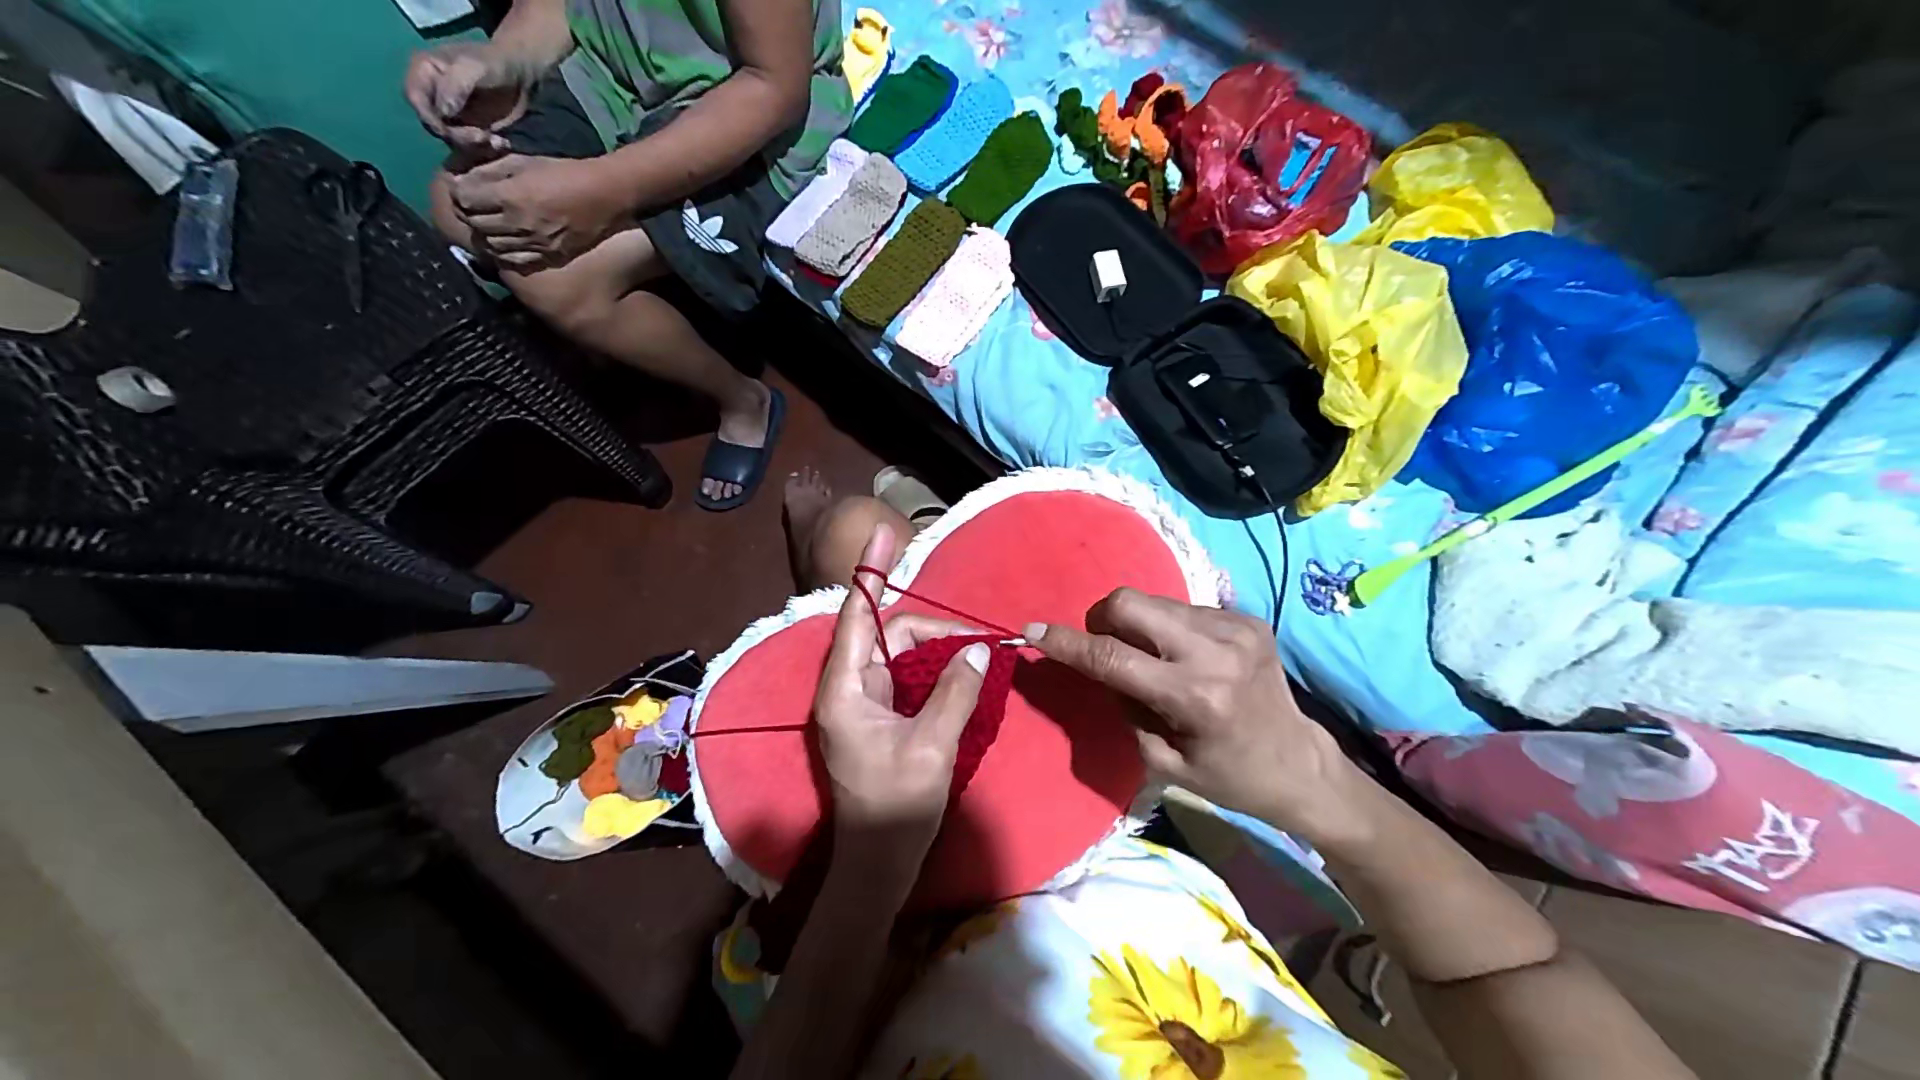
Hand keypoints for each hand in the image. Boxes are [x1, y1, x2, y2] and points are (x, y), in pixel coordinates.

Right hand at [403, 44, 525, 157]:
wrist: (518, 76)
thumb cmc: (493, 64)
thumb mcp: (474, 68)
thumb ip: (455, 87)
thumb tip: (443, 113)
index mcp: (424, 72)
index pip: (414, 98)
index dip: (427, 117)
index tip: (447, 132)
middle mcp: (433, 95)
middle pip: (433, 124)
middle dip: (457, 136)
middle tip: (484, 137)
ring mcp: (451, 114)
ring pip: (452, 139)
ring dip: (474, 145)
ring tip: (497, 140)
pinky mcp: (469, 128)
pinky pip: (472, 146)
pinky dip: (486, 148)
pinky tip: (502, 142)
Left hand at [449, 155, 629, 268]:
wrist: (605, 196)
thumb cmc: (565, 172)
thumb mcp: (525, 161)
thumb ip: (493, 170)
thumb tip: (467, 177)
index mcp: (511, 196)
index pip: (465, 198)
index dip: (459, 191)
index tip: (463, 186)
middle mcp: (519, 224)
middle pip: (476, 223)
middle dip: (469, 213)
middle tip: (475, 205)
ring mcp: (536, 243)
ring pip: (492, 244)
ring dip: (486, 234)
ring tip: (490, 224)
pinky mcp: (550, 255)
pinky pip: (516, 260)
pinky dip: (505, 252)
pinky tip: (507, 242)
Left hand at [814, 524, 988, 873]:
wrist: (878, 863)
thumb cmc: (896, 808)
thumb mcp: (932, 747)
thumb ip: (955, 692)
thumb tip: (979, 650)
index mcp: (846, 689)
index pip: (857, 614)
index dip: (871, 569)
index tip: (884, 528)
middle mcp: (849, 686)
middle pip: (890, 634)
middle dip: (934, 631)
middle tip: (982, 645)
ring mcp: (863, 701)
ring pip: (902, 655)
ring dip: (939, 651)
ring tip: (979, 658)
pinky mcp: (879, 715)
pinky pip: (908, 677)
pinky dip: (935, 671)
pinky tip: (963, 674)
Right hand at [1028, 589, 1374, 847]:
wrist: (1301, 764)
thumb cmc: (1229, 777)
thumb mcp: (1164, 759)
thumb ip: (1125, 708)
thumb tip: (1102, 666)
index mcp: (1194, 696)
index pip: (1112, 657)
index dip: (1067, 643)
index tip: (1033, 630)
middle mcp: (1215, 651)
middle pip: (1130, 603)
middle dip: (1102, 619)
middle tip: (1106, 646)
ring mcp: (1236, 627)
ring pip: (1154, 601)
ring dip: (1137, 625)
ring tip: (1154, 659)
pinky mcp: (1247, 618)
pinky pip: (1182, 607)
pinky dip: (1168, 628)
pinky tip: (1186, 656)